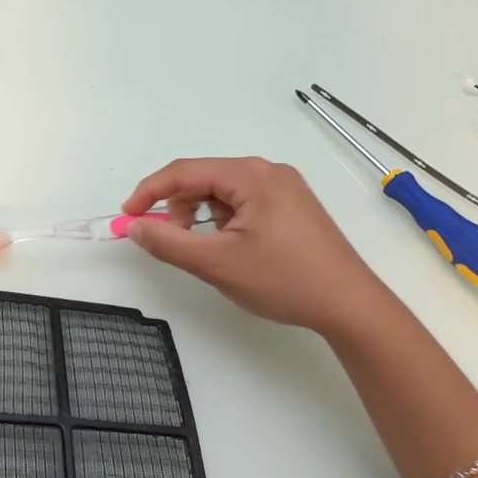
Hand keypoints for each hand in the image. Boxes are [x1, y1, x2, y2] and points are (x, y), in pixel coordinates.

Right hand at [121, 157, 398, 337]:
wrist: (351, 306)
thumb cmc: (284, 280)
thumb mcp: (217, 263)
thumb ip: (168, 242)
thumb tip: (134, 227)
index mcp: (251, 175)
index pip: (184, 171)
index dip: (149, 192)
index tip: (127, 217)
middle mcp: (268, 171)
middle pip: (204, 178)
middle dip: (178, 207)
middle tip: (172, 241)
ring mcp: (284, 187)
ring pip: (223, 191)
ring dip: (202, 215)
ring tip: (208, 250)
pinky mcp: (293, 206)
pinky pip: (244, 202)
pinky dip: (225, 220)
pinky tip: (234, 249)